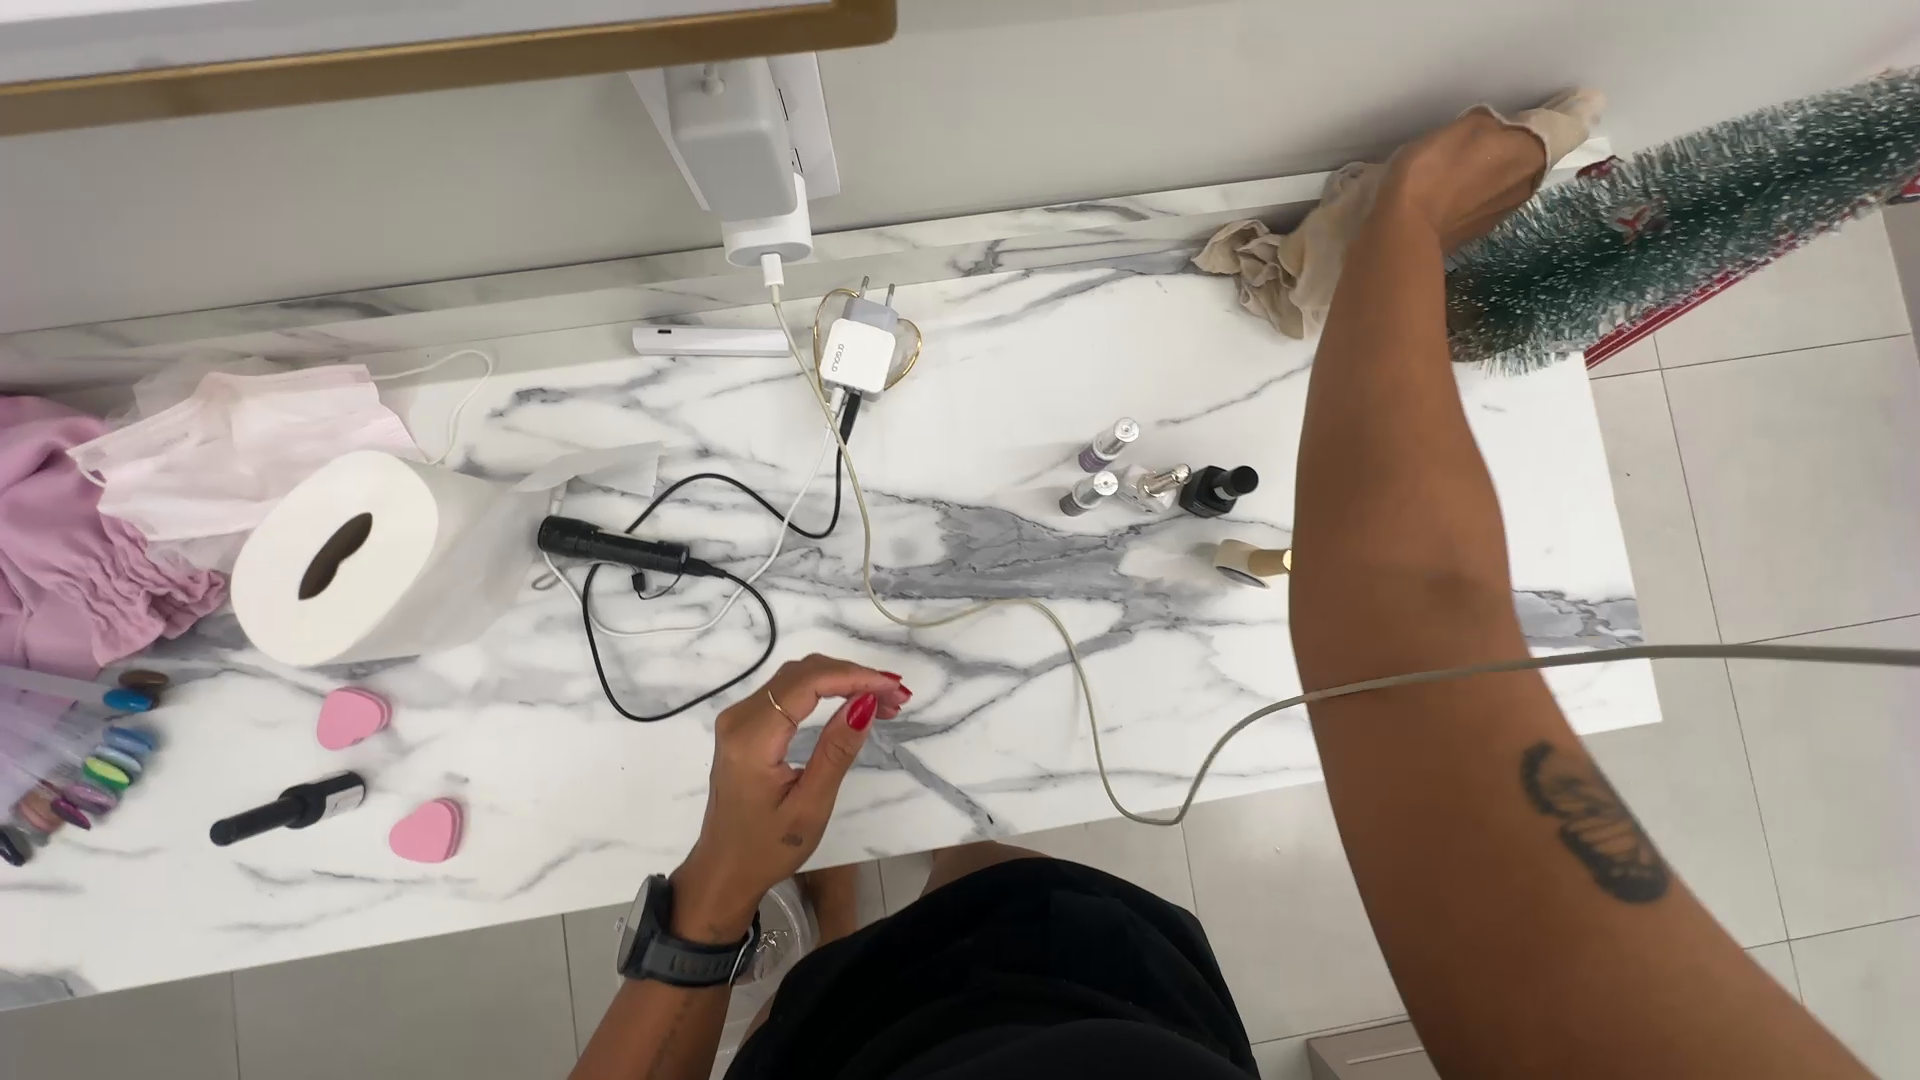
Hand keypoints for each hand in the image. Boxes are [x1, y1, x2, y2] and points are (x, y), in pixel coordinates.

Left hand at [670, 654, 911, 942]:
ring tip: (884, 700)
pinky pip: (790, 691)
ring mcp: (740, 717)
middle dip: (854, 675)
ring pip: (798, 676)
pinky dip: (826, 689)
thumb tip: (866, 702)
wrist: (724, 871)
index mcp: (751, 739)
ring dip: (842, 679)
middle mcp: (740, 717)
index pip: (807, 683)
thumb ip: (837, 751)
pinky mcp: (746, 723)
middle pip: (803, 672)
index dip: (853, 676)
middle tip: (897, 697)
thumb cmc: (766, 849)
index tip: (893, 688)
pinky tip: (854, 701)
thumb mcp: (810, 806)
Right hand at [1379, 107, 1549, 251]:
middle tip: (1492, 138)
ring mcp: (1499, 215)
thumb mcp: (1464, 126)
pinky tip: (1449, 194)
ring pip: (1505, 184)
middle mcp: (1527, 187)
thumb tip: (1493, 129)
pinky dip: (1471, 198)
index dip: (1560, 112)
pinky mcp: (1471, 235)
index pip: (1567, 125)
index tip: (1547, 105)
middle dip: (1517, 147)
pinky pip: (1480, 206)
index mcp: (1535, 155)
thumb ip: (1490, 123)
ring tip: (1465, 169)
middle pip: (1531, 157)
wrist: (1400, 230)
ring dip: (1492, 175)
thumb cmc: (1435, 170)